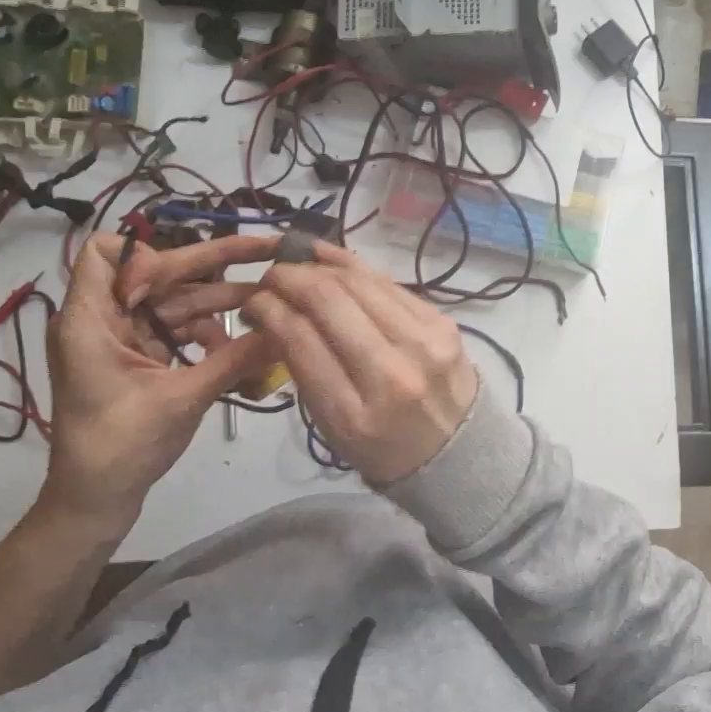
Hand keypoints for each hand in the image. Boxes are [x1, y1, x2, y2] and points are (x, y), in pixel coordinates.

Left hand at [40, 232, 277, 525]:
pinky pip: (180, 332)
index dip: (147, 255)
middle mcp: (105, 320)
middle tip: (271, 251)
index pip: (104, 253)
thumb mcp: (183, 398)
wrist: (96, 500)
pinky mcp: (142, 360)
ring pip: (177, 304)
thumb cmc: (122, 447)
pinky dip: (210, 337)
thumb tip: (287, 328)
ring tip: (270, 314)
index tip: (186, 280)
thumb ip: (234, 359)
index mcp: (91, 320)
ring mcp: (125, 340)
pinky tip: (242, 351)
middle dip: (214, 266)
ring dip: (221, 309)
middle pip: (159, 274)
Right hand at [243, 240, 476, 483]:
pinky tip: (332, 260)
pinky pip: (391, 284)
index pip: (301, 340)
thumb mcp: (332, 427)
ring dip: (322, 266)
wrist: (456, 451)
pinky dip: (356, 268)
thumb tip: (275, 311)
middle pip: (330, 302)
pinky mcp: (444, 323)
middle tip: (271, 275)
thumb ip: (303, 371)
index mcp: (354, 414)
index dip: (270, 309)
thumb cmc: (383, 445)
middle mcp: (393, 374)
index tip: (254, 300)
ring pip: (361, 283)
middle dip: (291, 278)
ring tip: (299, 262)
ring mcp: (425, 343)